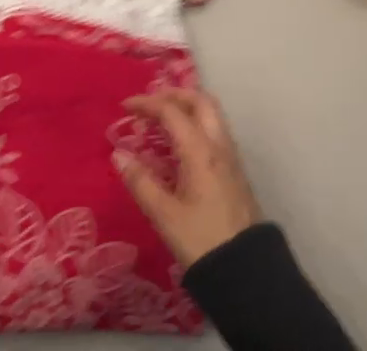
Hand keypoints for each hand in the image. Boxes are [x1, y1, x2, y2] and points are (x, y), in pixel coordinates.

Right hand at [113, 89, 262, 268]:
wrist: (247, 273)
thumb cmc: (202, 241)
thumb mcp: (164, 214)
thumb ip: (140, 181)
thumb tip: (119, 154)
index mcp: (201, 152)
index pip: (172, 111)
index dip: (146, 104)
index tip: (124, 108)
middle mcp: (219, 147)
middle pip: (201, 101)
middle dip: (173, 95)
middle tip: (149, 105)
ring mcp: (231, 159)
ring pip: (211, 116)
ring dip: (186, 109)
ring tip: (160, 123)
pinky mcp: (235, 174)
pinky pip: (214, 134)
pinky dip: (194, 127)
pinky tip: (178, 148)